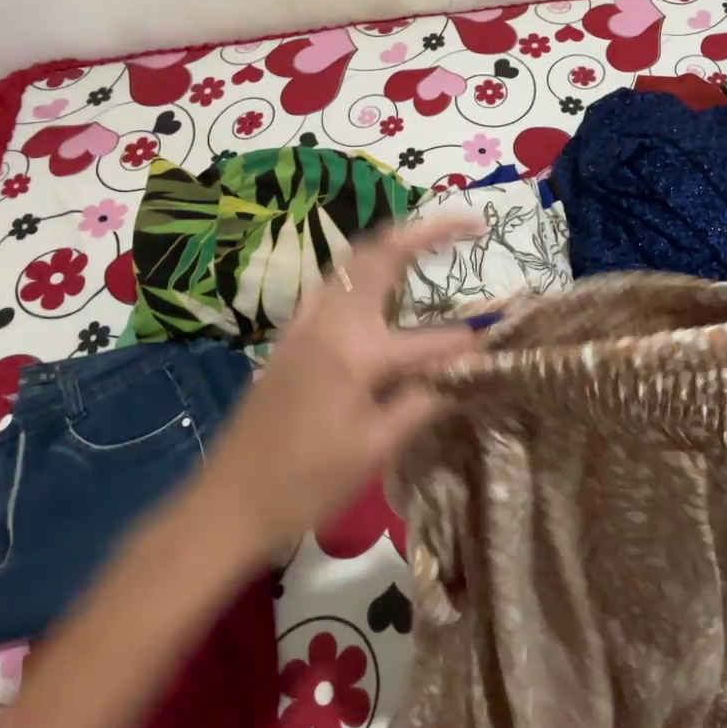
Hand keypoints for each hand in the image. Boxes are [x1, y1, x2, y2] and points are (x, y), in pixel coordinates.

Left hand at [196, 217, 482, 558]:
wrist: (227, 504)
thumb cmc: (307, 484)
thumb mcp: (377, 450)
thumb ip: (424, 402)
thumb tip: (465, 373)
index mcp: (358, 353)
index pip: (432, 339)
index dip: (469, 343)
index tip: (499, 344)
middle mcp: (331, 323)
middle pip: (382, 256)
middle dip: (429, 232)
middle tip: (470, 223)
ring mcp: (305, 324)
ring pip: (352, 262)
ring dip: (393, 244)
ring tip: (428, 241)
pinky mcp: (290, 336)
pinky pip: (332, 284)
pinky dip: (363, 269)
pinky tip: (377, 286)